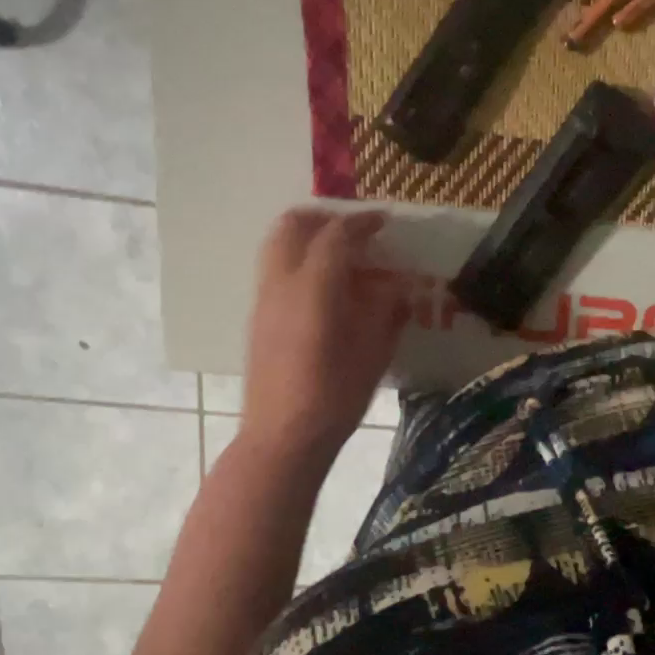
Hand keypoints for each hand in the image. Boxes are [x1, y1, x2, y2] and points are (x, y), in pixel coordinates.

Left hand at [239, 209, 405, 462]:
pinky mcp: (258, 317)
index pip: (337, 237)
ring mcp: (264, 299)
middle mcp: (282, 284)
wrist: (283, 436)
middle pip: (294, 226)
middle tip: (356, 230)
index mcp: (314, 289)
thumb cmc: (335, 398)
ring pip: (278, 244)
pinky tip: (326, 288)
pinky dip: (299, 260)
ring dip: (308, 237)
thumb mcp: (373, 353)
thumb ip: (385, 311)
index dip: (363, 223)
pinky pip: (276, 269)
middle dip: (325, 218)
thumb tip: (395, 285)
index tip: (385, 221)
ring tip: (341, 254)